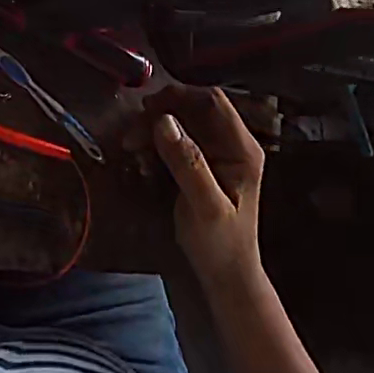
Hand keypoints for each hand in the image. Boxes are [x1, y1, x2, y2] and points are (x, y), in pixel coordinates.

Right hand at [139, 85, 267, 291]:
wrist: (226, 275)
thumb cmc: (221, 244)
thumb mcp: (204, 206)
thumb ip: (187, 163)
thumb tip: (163, 121)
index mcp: (242, 148)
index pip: (213, 102)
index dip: (181, 96)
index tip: (148, 107)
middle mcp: (231, 143)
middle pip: (195, 107)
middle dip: (162, 112)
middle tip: (133, 130)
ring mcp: (216, 151)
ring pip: (182, 121)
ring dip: (154, 127)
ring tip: (131, 144)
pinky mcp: (200, 161)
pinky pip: (175, 139)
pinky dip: (155, 141)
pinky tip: (140, 155)